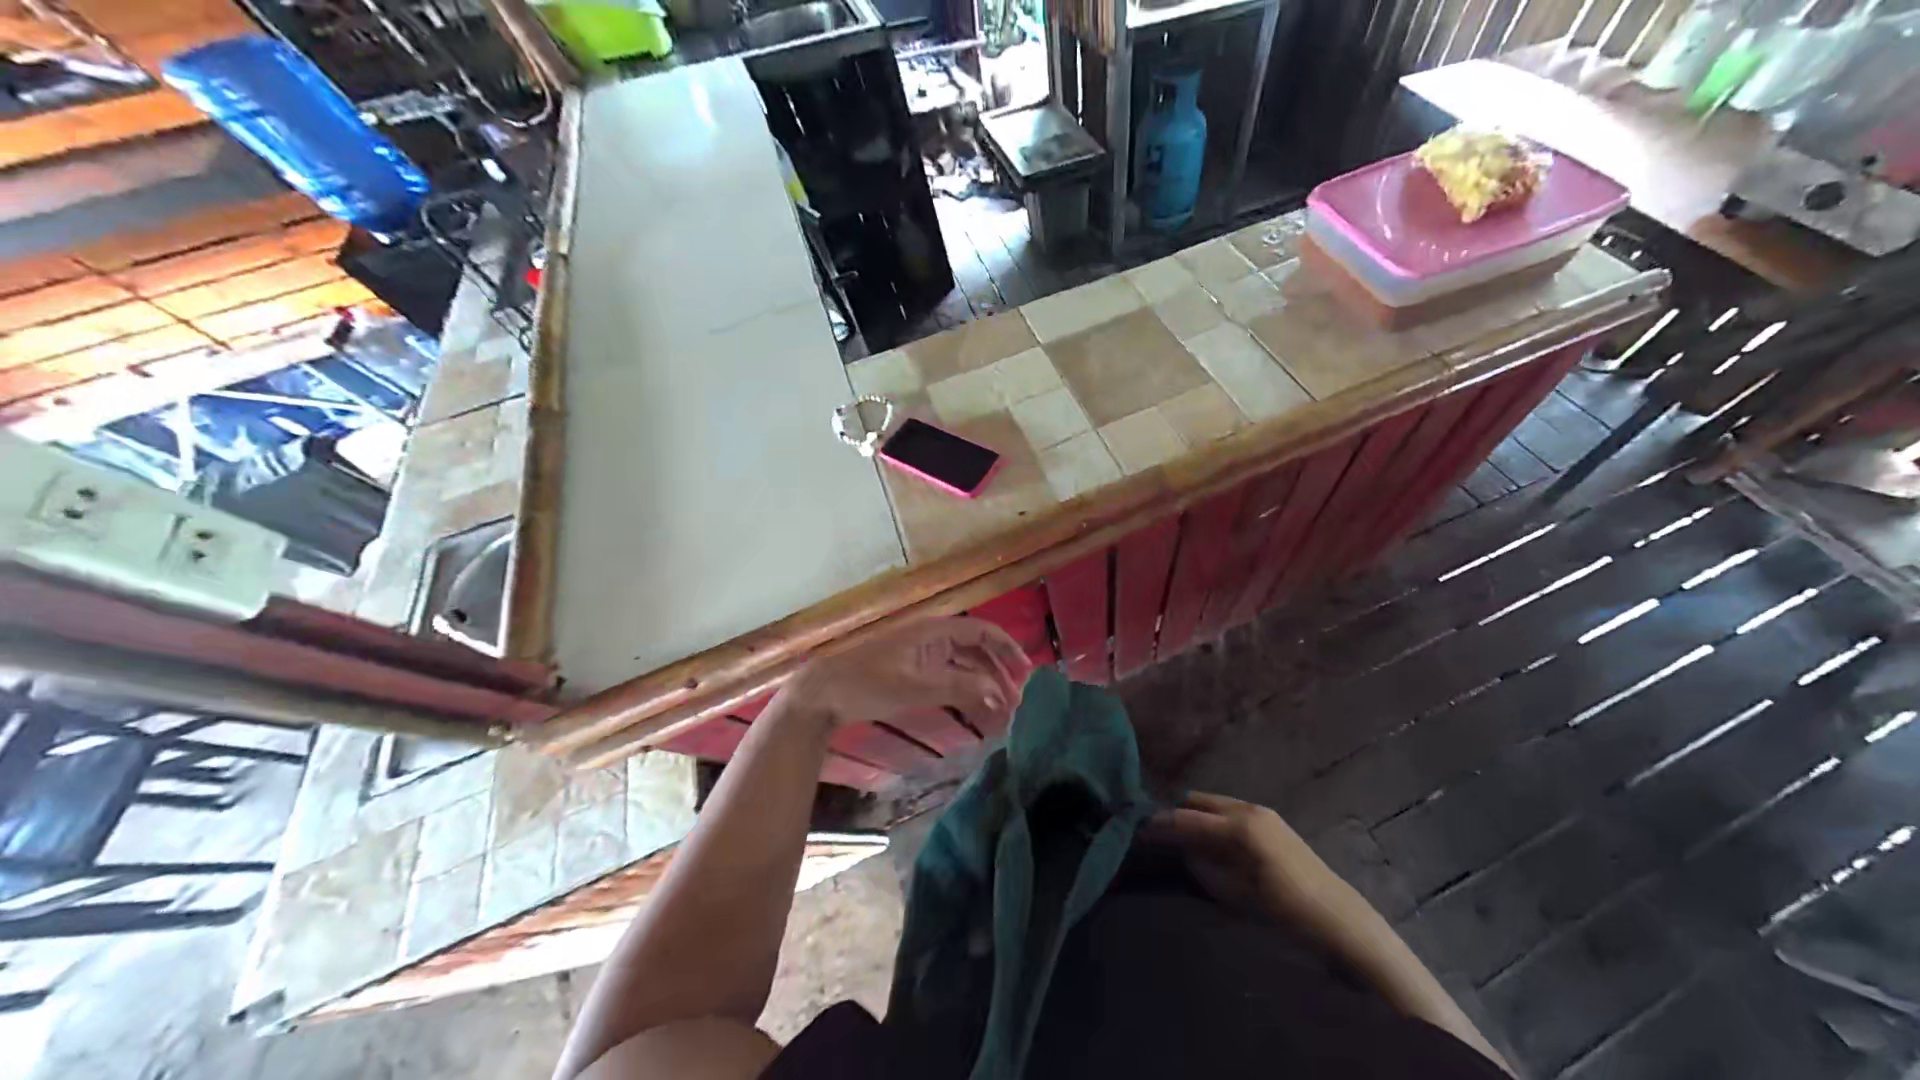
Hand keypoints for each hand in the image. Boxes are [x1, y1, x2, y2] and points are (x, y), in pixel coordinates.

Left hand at [776, 617, 1033, 732]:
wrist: (821, 693)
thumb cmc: (867, 684)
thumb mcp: (916, 687)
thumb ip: (960, 687)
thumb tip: (1000, 693)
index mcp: (933, 631)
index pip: (982, 632)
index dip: (1008, 649)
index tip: (1027, 674)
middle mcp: (931, 638)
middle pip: (976, 650)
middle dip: (998, 673)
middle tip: (1016, 703)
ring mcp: (920, 655)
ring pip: (963, 666)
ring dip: (983, 685)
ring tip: (1001, 713)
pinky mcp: (910, 672)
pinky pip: (947, 678)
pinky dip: (964, 692)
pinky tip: (975, 712)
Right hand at [1147, 791, 1336, 923]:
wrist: (1339, 919)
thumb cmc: (1284, 910)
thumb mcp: (1234, 893)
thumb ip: (1203, 865)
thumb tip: (1183, 849)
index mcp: (1239, 826)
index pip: (1187, 818)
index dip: (1159, 824)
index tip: (1137, 830)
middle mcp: (1248, 810)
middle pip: (1198, 801)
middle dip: (1176, 814)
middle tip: (1158, 834)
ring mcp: (1262, 813)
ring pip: (1214, 804)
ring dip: (1195, 817)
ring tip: (1180, 839)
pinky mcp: (1271, 822)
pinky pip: (1230, 812)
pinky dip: (1213, 821)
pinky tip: (1210, 842)